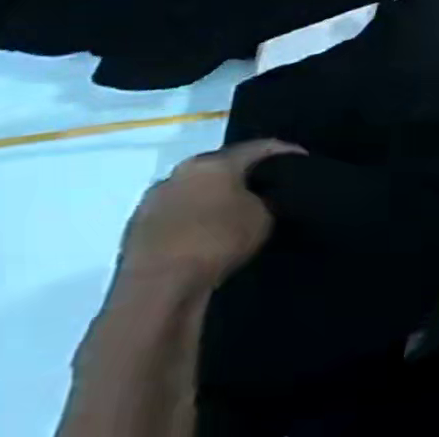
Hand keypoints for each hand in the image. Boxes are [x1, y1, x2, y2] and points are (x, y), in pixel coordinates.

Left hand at [117, 139, 304, 285]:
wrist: (156, 291)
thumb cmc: (217, 241)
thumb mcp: (264, 217)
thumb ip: (267, 198)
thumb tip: (262, 197)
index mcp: (212, 161)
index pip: (259, 147)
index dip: (285, 152)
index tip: (304, 159)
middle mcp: (179, 172)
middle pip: (221, 167)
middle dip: (244, 175)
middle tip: (267, 185)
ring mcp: (152, 202)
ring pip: (196, 191)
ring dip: (215, 199)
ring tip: (235, 214)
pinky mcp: (135, 231)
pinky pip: (177, 216)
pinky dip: (194, 221)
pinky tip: (207, 236)